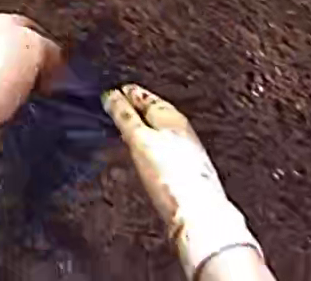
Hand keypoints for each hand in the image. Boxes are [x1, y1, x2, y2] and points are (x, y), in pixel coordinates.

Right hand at [104, 84, 266, 280]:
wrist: (200, 219)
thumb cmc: (173, 176)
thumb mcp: (138, 138)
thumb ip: (123, 115)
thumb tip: (110, 95)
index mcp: (170, 115)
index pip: (143, 95)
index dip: (125, 93)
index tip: (112, 92)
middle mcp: (180, 131)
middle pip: (151, 114)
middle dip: (132, 112)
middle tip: (115, 110)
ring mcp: (185, 153)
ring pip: (157, 134)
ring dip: (139, 132)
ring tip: (124, 134)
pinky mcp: (186, 175)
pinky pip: (161, 153)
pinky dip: (148, 150)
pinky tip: (142, 160)